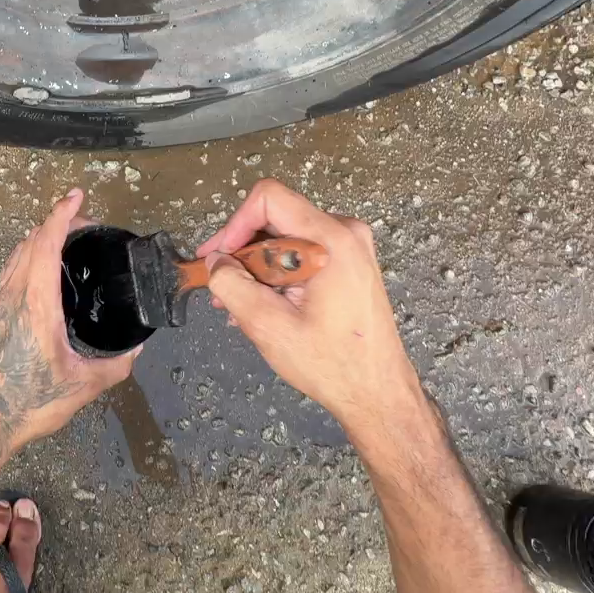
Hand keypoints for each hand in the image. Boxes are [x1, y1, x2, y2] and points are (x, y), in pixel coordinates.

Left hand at [0, 189, 138, 463]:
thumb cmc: (34, 401)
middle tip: (86, 221)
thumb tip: (138, 346)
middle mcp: (15, 294)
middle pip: (32, 240)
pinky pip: (12, 266)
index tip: (78, 197)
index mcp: (37, 304)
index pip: (46, 244)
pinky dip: (29, 251)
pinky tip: (43, 262)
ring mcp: (1, 300)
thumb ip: (118, 363)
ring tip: (68, 236)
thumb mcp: (86, 384)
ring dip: (41, 235)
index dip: (61, 215)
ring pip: (18, 251)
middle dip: (57, 221)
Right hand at [197, 179, 420, 432]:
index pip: (269, 198)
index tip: (221, 258)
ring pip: (282, 236)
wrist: (378, 394)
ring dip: (255, 266)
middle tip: (222, 286)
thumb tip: (215, 262)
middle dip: (241, 251)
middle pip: (274, 217)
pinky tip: (262, 303)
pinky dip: (274, 272)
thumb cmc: (331, 363)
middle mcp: (345, 233)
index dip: (235, 223)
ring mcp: (349, 247)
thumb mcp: (267, 325)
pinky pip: (298, 251)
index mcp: (331, 240)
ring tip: (238, 303)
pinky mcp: (348, 262)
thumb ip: (231, 285)